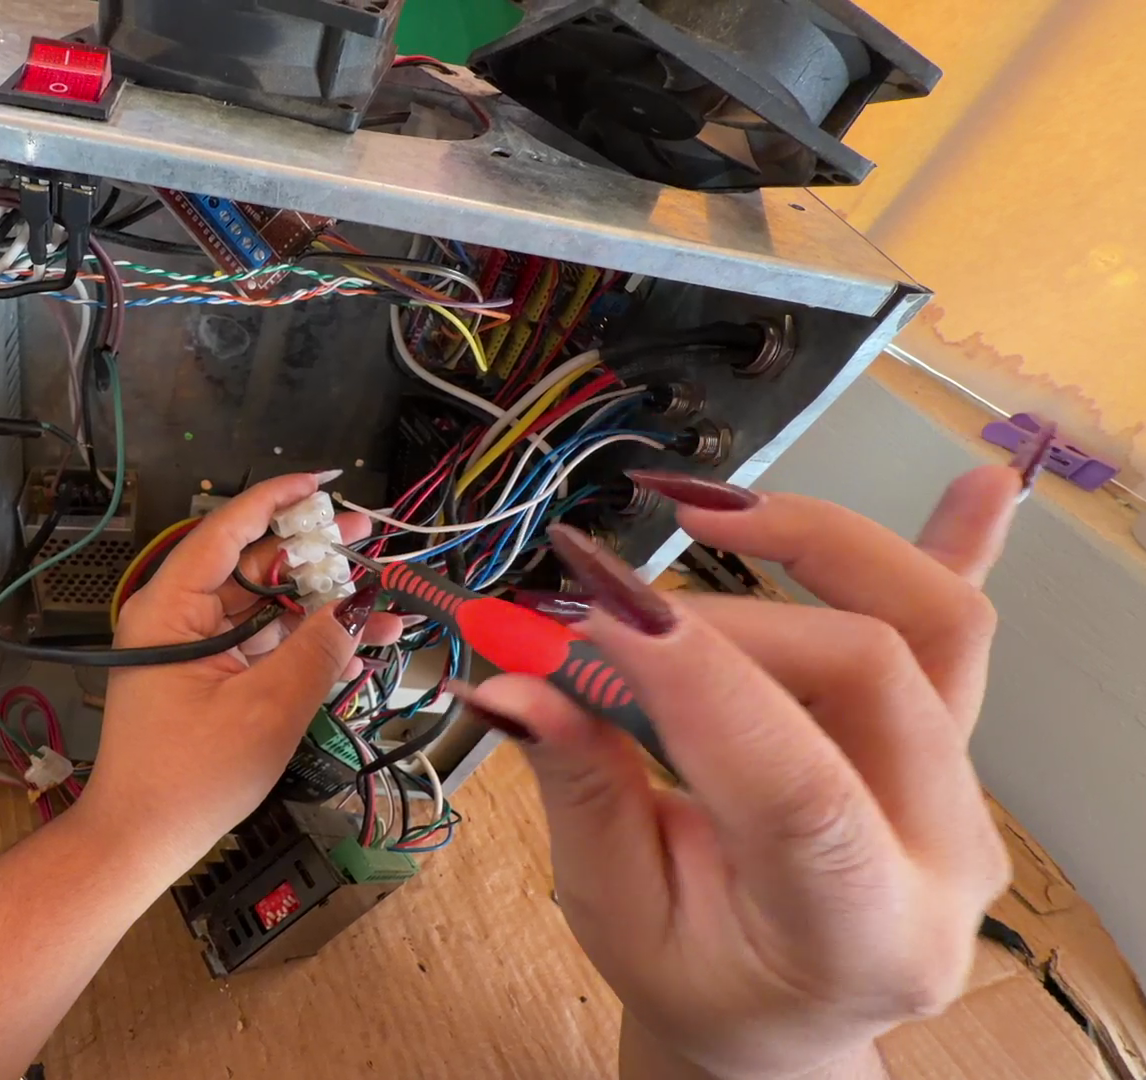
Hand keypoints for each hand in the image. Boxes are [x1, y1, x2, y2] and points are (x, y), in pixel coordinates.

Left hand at [81, 473, 402, 869]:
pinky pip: (261, 645)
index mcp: (172, 607)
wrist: (140, 839)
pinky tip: (353, 651)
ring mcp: (194, 647)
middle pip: (252, 566)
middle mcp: (178, 616)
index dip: (277, 499)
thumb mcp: (267, 709)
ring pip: (264, 608)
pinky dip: (302, 646)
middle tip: (366, 539)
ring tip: (379, 605)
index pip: (227, 530)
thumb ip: (317, 650)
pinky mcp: (209, 675)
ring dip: (319, 609)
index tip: (323, 482)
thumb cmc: (188, 777)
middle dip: (313, 556)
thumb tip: (358, 607)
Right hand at [456, 464, 1024, 1079]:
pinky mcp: (939, 744)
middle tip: (595, 600)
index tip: (588, 605)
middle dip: (714, 612)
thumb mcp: (609, 902)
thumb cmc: (686, 968)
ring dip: (812, 542)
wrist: (775, 1006)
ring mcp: (956, 788)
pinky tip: (980, 474)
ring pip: (931, 624)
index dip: (689, 674)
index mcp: (851, 924)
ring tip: (696, 509)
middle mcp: (941, 849)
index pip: (794, 781)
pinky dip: (959, 545)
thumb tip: (508, 683)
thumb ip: (575, 785)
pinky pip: (964, 634)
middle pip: (868, 672)